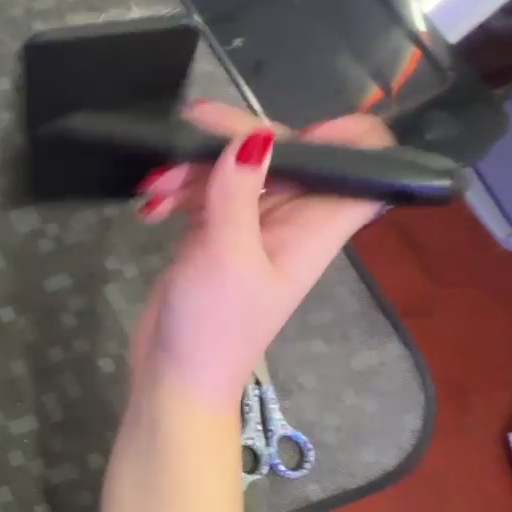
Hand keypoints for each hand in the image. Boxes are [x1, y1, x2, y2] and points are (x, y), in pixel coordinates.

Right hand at [126, 101, 393, 410]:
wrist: (175, 377)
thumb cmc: (213, 327)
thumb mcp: (224, 257)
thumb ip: (237, 195)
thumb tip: (252, 136)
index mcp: (317, 223)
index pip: (363, 161)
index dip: (338, 136)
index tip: (285, 137)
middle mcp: (291, 218)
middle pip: (282, 155)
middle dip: (232, 143)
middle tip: (184, 134)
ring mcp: (249, 227)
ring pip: (234, 171)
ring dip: (190, 171)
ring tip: (150, 190)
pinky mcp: (211, 237)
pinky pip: (202, 195)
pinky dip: (175, 194)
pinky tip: (148, 209)